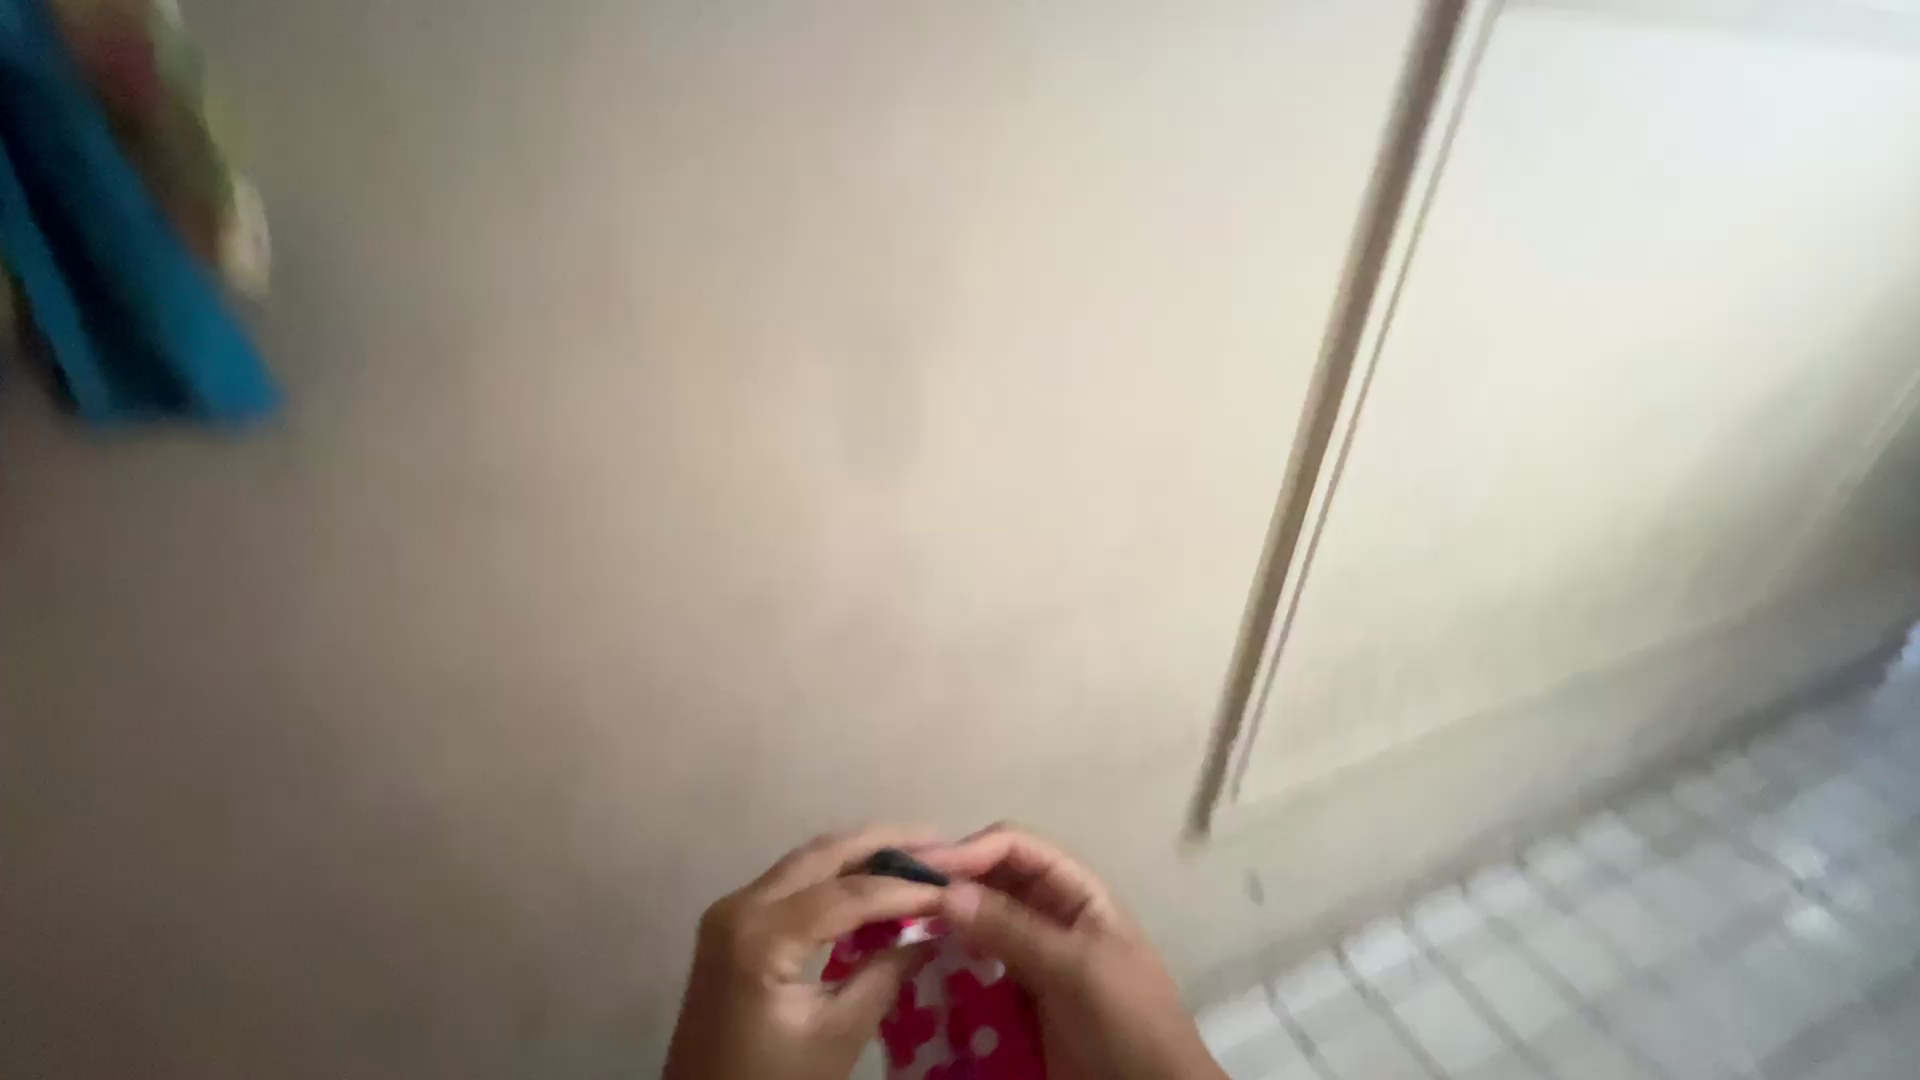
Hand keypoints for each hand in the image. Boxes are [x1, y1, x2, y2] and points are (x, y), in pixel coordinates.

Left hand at [663, 826, 943, 1079]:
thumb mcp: (839, 1035)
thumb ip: (886, 971)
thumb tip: (935, 924)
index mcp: (762, 936)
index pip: (848, 894)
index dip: (905, 889)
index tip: (953, 885)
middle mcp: (741, 905)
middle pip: (824, 854)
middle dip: (884, 842)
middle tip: (937, 840)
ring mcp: (732, 908)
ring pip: (808, 859)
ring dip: (862, 851)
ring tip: (915, 850)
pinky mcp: (733, 920)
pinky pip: (793, 879)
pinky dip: (836, 872)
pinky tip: (873, 877)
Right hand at [922, 824, 1227, 1079]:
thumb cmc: (1128, 1020)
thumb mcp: (1077, 970)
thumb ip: (1014, 929)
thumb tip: (946, 891)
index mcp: (1075, 887)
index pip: (1015, 846)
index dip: (970, 849)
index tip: (924, 871)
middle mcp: (1049, 907)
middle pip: (992, 875)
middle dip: (952, 880)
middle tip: (902, 896)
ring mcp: (1033, 949)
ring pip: (980, 916)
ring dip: (947, 918)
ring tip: (905, 926)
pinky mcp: (1017, 989)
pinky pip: (977, 960)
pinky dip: (952, 956)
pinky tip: (924, 963)